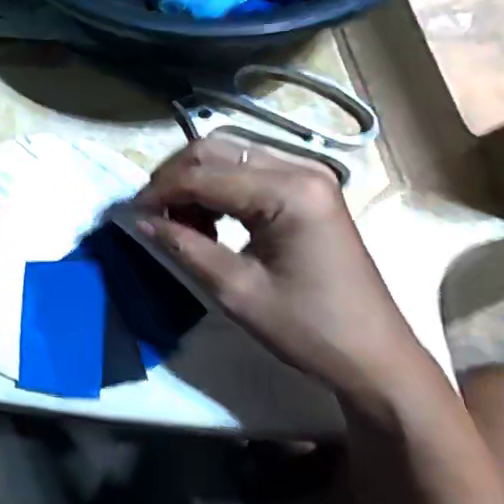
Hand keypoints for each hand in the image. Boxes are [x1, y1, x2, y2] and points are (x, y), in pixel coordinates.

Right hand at [133, 138, 420, 398]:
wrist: (373, 354)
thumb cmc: (309, 329)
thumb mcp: (237, 291)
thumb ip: (185, 247)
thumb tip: (141, 220)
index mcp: (289, 190)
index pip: (205, 174)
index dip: (161, 190)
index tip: (130, 215)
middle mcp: (301, 167)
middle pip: (217, 149)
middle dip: (176, 178)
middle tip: (153, 216)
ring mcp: (309, 173)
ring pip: (232, 154)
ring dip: (197, 180)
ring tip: (181, 224)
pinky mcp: (310, 187)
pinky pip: (252, 170)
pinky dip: (222, 187)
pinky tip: (211, 220)